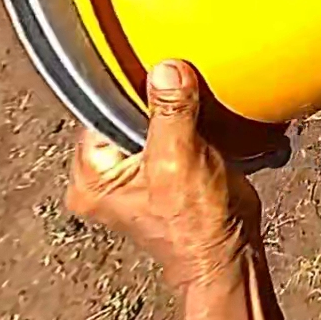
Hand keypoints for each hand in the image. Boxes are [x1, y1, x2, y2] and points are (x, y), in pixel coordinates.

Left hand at [66, 59, 261, 290]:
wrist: (228, 252)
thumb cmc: (195, 224)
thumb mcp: (179, 162)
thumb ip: (170, 114)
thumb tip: (166, 69)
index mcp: (92, 174)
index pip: (103, 108)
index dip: (135, 87)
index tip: (164, 68)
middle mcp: (109, 171)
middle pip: (130, 109)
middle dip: (161, 97)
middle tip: (187, 87)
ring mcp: (138, 168)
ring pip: (155, 116)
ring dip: (180, 107)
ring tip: (200, 105)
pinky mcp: (166, 165)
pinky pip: (174, 127)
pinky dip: (192, 118)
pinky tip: (207, 117)